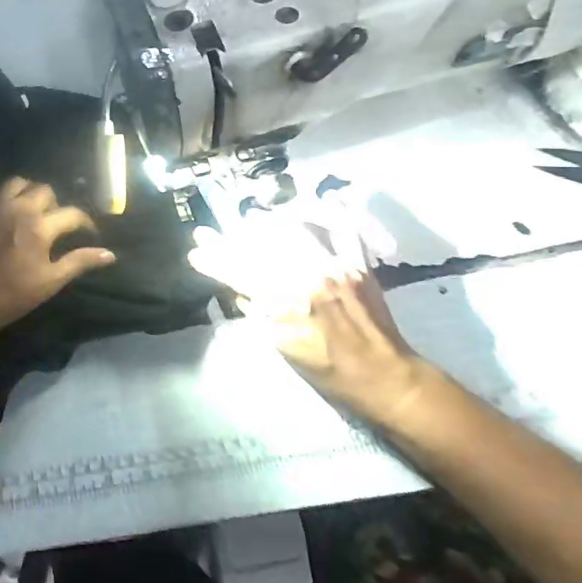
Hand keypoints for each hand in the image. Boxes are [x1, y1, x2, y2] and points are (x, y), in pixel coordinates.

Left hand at [0, 159, 116, 348]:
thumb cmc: (11, 295)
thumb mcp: (50, 281)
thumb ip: (79, 262)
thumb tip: (110, 254)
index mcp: (40, 226)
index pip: (72, 214)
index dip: (85, 223)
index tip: (90, 233)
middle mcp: (18, 208)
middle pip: (44, 191)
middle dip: (55, 203)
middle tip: (56, 221)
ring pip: (15, 183)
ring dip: (28, 189)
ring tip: (31, 203)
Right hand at [188, 200, 433, 426]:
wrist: (386, 376)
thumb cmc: (329, 371)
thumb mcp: (283, 348)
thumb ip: (259, 314)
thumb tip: (240, 291)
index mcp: (287, 304)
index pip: (238, 273)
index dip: (213, 261)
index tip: (195, 252)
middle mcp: (308, 277)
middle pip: (257, 248)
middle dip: (227, 240)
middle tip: (205, 234)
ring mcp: (335, 266)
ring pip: (290, 232)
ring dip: (262, 225)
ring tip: (246, 221)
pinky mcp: (357, 264)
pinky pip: (341, 229)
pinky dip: (327, 214)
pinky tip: (310, 206)